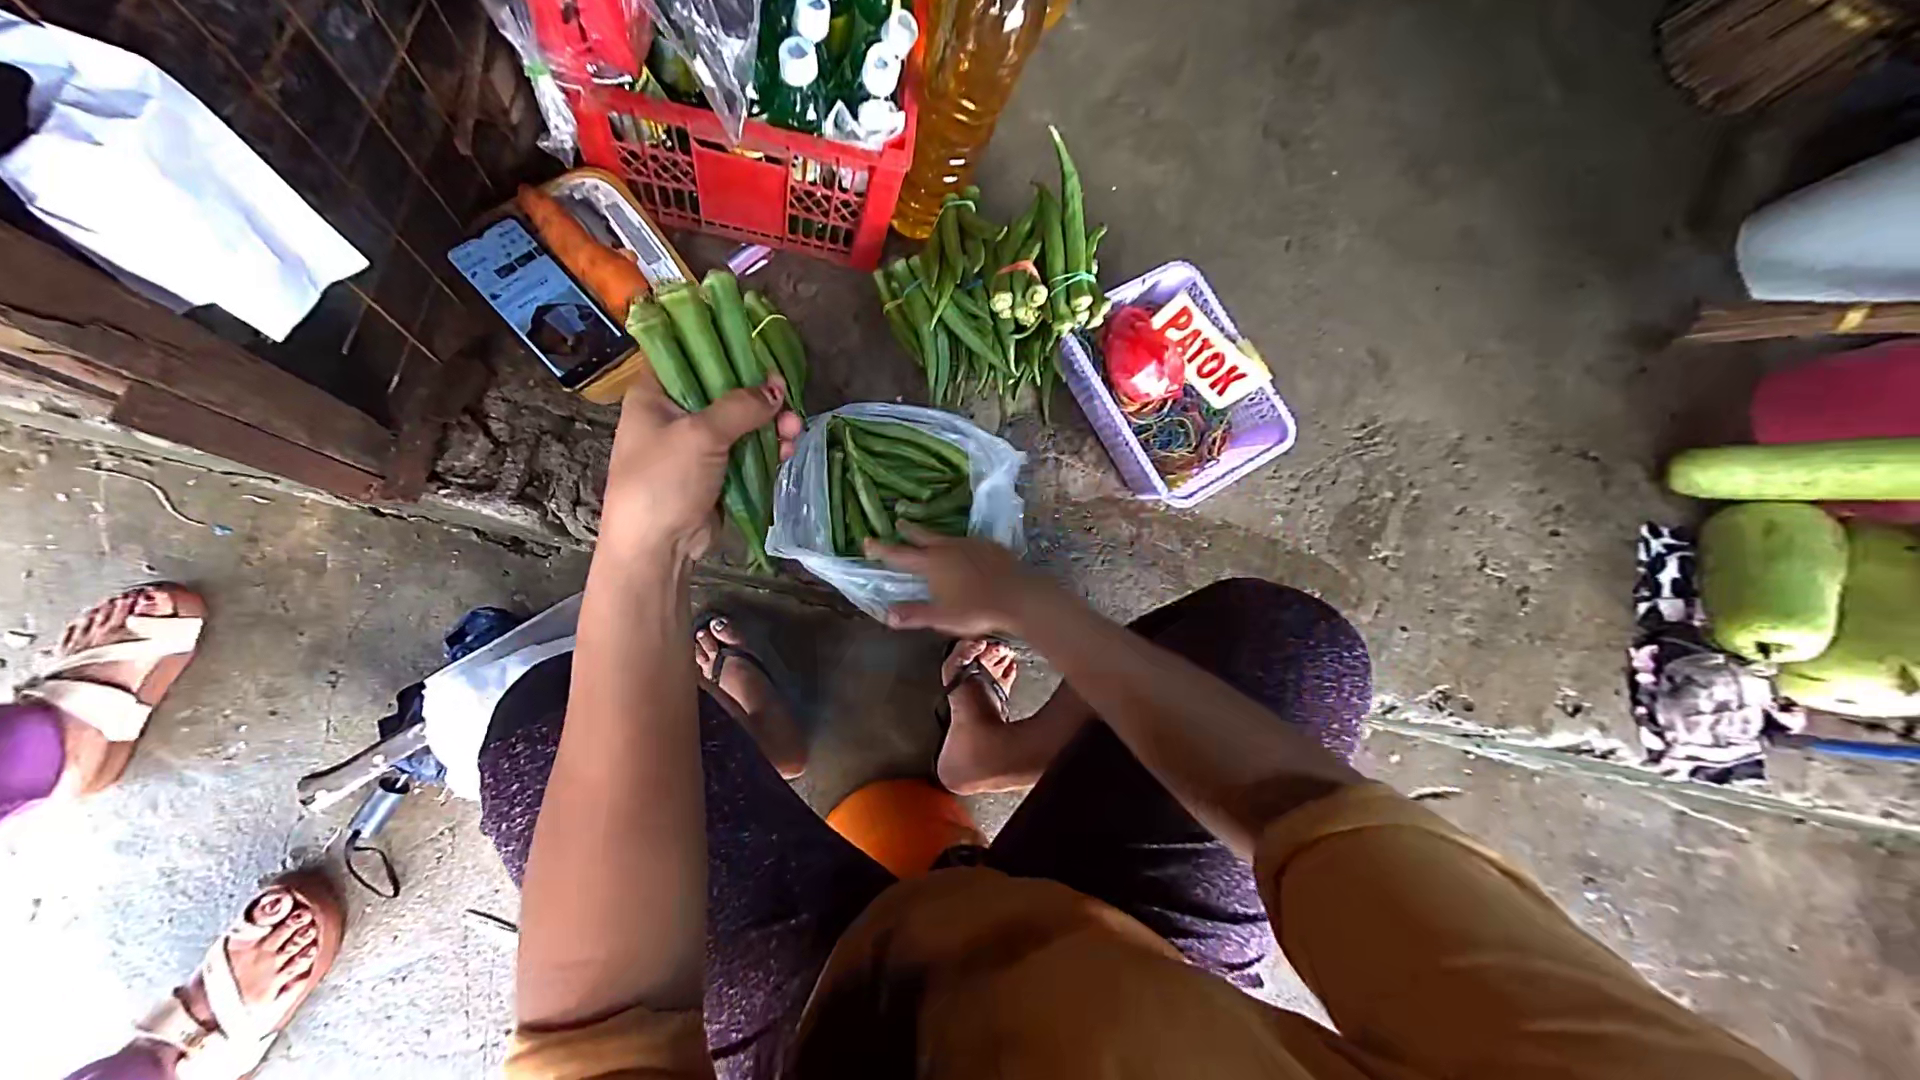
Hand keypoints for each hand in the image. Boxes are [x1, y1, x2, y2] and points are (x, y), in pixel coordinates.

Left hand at [597, 368, 802, 562]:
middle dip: (761, 396)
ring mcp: (698, 445)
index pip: (689, 356)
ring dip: (771, 425)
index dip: (725, 351)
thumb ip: (740, 406)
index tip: (761, 353)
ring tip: (793, 431)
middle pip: (726, 392)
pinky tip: (787, 450)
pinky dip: (769, 448)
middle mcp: (676, 414)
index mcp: (655, 395)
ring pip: (743, 423)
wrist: (658, 546)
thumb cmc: (663, 481)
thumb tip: (777, 389)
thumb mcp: (700, 434)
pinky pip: (749, 450)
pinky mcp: (718, 471)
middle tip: (787, 401)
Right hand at [867, 524, 1063, 637]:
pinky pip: (969, 542)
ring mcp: (971, 544)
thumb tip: (887, 615)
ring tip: (930, 536)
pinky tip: (965, 550)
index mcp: (932, 563)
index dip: (882, 549)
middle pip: (923, 536)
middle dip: (909, 530)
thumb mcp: (942, 617)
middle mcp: (949, 548)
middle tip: (898, 522)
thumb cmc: (977, 609)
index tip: (867, 540)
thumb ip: (914, 615)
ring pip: (946, 536)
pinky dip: (959, 544)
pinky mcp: (991, 546)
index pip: (900, 555)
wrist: (1019, 597)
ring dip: (934, 535)